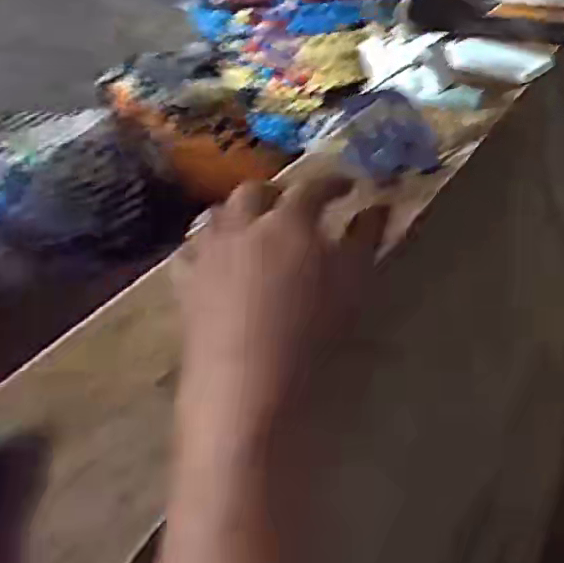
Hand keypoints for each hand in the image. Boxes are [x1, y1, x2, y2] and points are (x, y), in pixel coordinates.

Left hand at [171, 176, 387, 442]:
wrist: (250, 380)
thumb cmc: (316, 326)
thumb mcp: (356, 279)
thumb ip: (366, 237)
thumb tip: (379, 207)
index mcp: (288, 220)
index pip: (312, 187)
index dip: (333, 182)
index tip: (350, 186)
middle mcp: (242, 226)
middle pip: (254, 191)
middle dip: (280, 191)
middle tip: (301, 205)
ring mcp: (207, 253)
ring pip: (217, 215)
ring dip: (241, 212)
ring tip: (261, 226)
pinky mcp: (185, 284)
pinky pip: (192, 249)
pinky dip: (211, 243)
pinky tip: (223, 257)